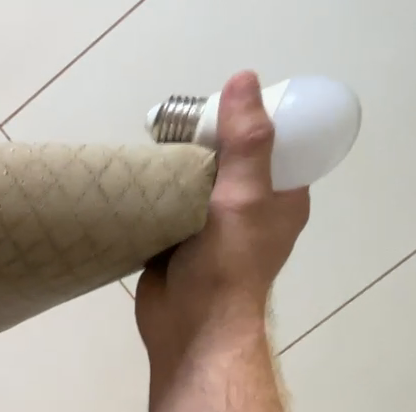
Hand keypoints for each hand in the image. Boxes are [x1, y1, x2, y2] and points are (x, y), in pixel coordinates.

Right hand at [136, 71, 310, 366]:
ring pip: (192, 190)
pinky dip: (152, 202)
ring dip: (173, 174)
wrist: (189, 327)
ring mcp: (208, 233)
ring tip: (152, 154)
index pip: (270, 145)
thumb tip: (241, 79)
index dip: (248, 122)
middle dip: (203, 146)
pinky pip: (164, 215)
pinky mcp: (173, 249)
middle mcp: (247, 212)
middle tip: (177, 128)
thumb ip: (245, 142)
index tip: (217, 109)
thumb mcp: (244, 196)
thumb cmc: (227, 265)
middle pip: (226, 165)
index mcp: (279, 198)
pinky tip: (136, 188)